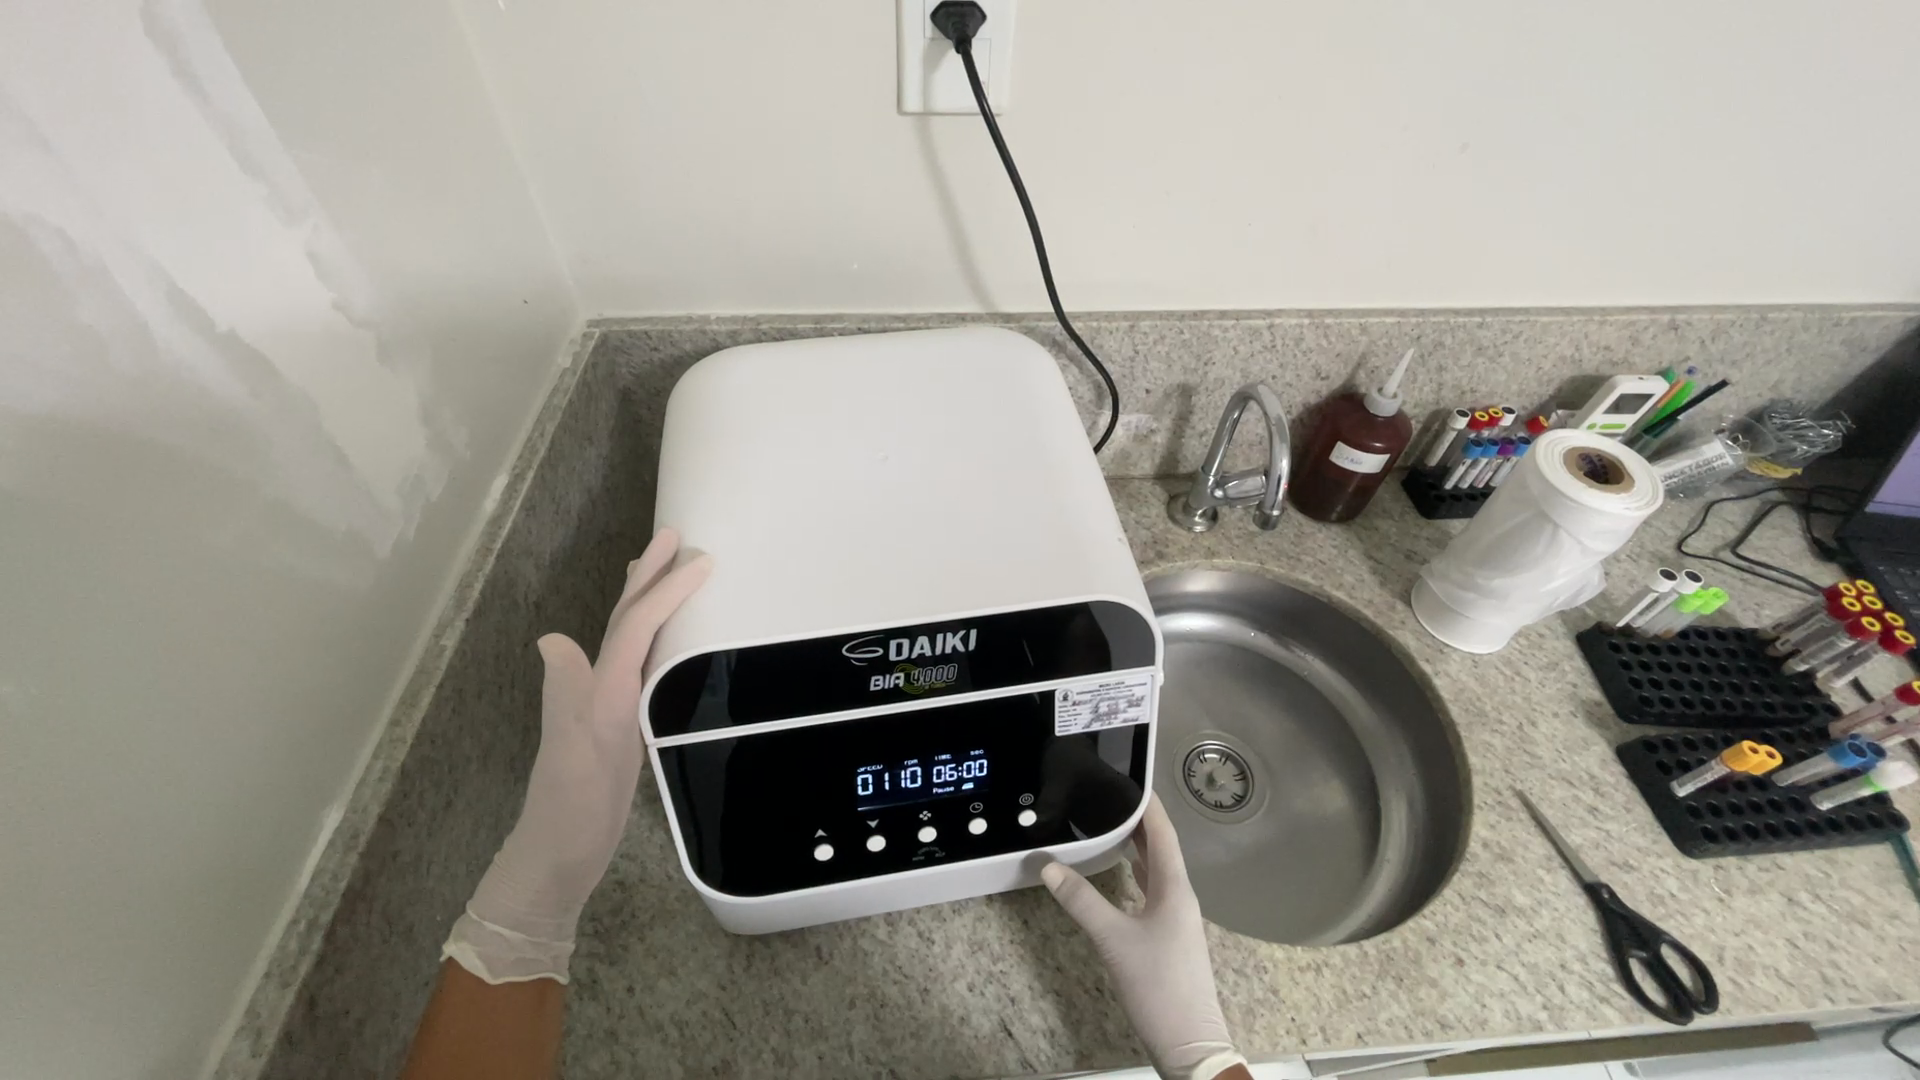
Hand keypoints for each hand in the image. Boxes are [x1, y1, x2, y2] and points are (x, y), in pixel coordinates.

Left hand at [442, 529, 710, 983]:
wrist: (561, 854)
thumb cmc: (573, 806)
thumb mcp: (573, 747)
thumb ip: (568, 691)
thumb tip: (553, 640)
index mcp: (596, 685)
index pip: (634, 624)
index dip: (665, 589)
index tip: (699, 558)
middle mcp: (600, 684)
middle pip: (626, 619)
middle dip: (649, 576)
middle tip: (674, 537)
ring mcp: (612, 702)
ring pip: (632, 637)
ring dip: (648, 599)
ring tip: (663, 571)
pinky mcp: (625, 722)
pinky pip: (644, 664)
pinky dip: (655, 638)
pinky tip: (663, 639)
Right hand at [1040, 795, 1244, 1079]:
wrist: (1189, 1044)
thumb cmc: (1158, 985)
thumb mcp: (1114, 940)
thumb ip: (1081, 900)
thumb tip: (1049, 866)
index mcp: (1174, 887)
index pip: (1163, 833)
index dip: (1148, 804)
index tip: (1129, 777)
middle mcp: (1179, 896)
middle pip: (1160, 847)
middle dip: (1138, 820)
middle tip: (1109, 794)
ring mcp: (1176, 917)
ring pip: (1156, 869)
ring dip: (1137, 846)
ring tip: (1110, 823)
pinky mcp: (1168, 935)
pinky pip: (1152, 889)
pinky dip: (1135, 872)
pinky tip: (1120, 872)